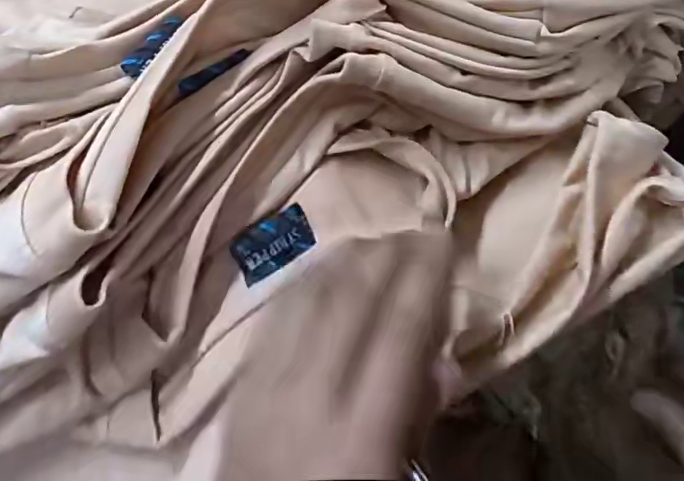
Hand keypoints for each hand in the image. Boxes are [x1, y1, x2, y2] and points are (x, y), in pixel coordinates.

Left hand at [221, 230, 453, 480]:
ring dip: (344, 259)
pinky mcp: (237, 385)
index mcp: (358, 435)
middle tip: (415, 227)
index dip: (423, 276)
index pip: (397, 331)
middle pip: (350, 300)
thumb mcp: (394, 479)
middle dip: (387, 254)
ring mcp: (264, 385)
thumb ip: (420, 423)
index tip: (443, 237)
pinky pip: (272, 316)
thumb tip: (447, 361)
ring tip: (373, 237)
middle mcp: (306, 397)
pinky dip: (302, 282)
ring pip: (306, 297)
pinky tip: (318, 267)